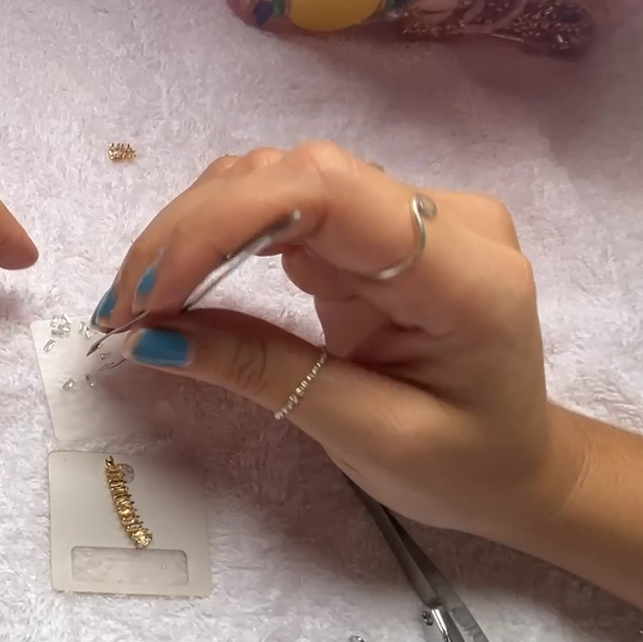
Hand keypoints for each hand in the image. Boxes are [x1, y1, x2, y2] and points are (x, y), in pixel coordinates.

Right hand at [92, 142, 581, 539]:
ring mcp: (399, 212)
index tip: (150, 297)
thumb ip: (261, 373)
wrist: (520, 462)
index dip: (219, 226)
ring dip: (186, 232)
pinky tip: (175, 281)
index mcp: (463, 274)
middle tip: (122, 310)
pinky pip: (269, 205)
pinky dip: (208, 237)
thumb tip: (149, 339)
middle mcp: (436, 217)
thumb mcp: (365, 434)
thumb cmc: (465, 465)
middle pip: (283, 176)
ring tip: (138, 300)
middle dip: (185, 234)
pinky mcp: (362, 225)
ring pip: (265, 179)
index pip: (324, 195)